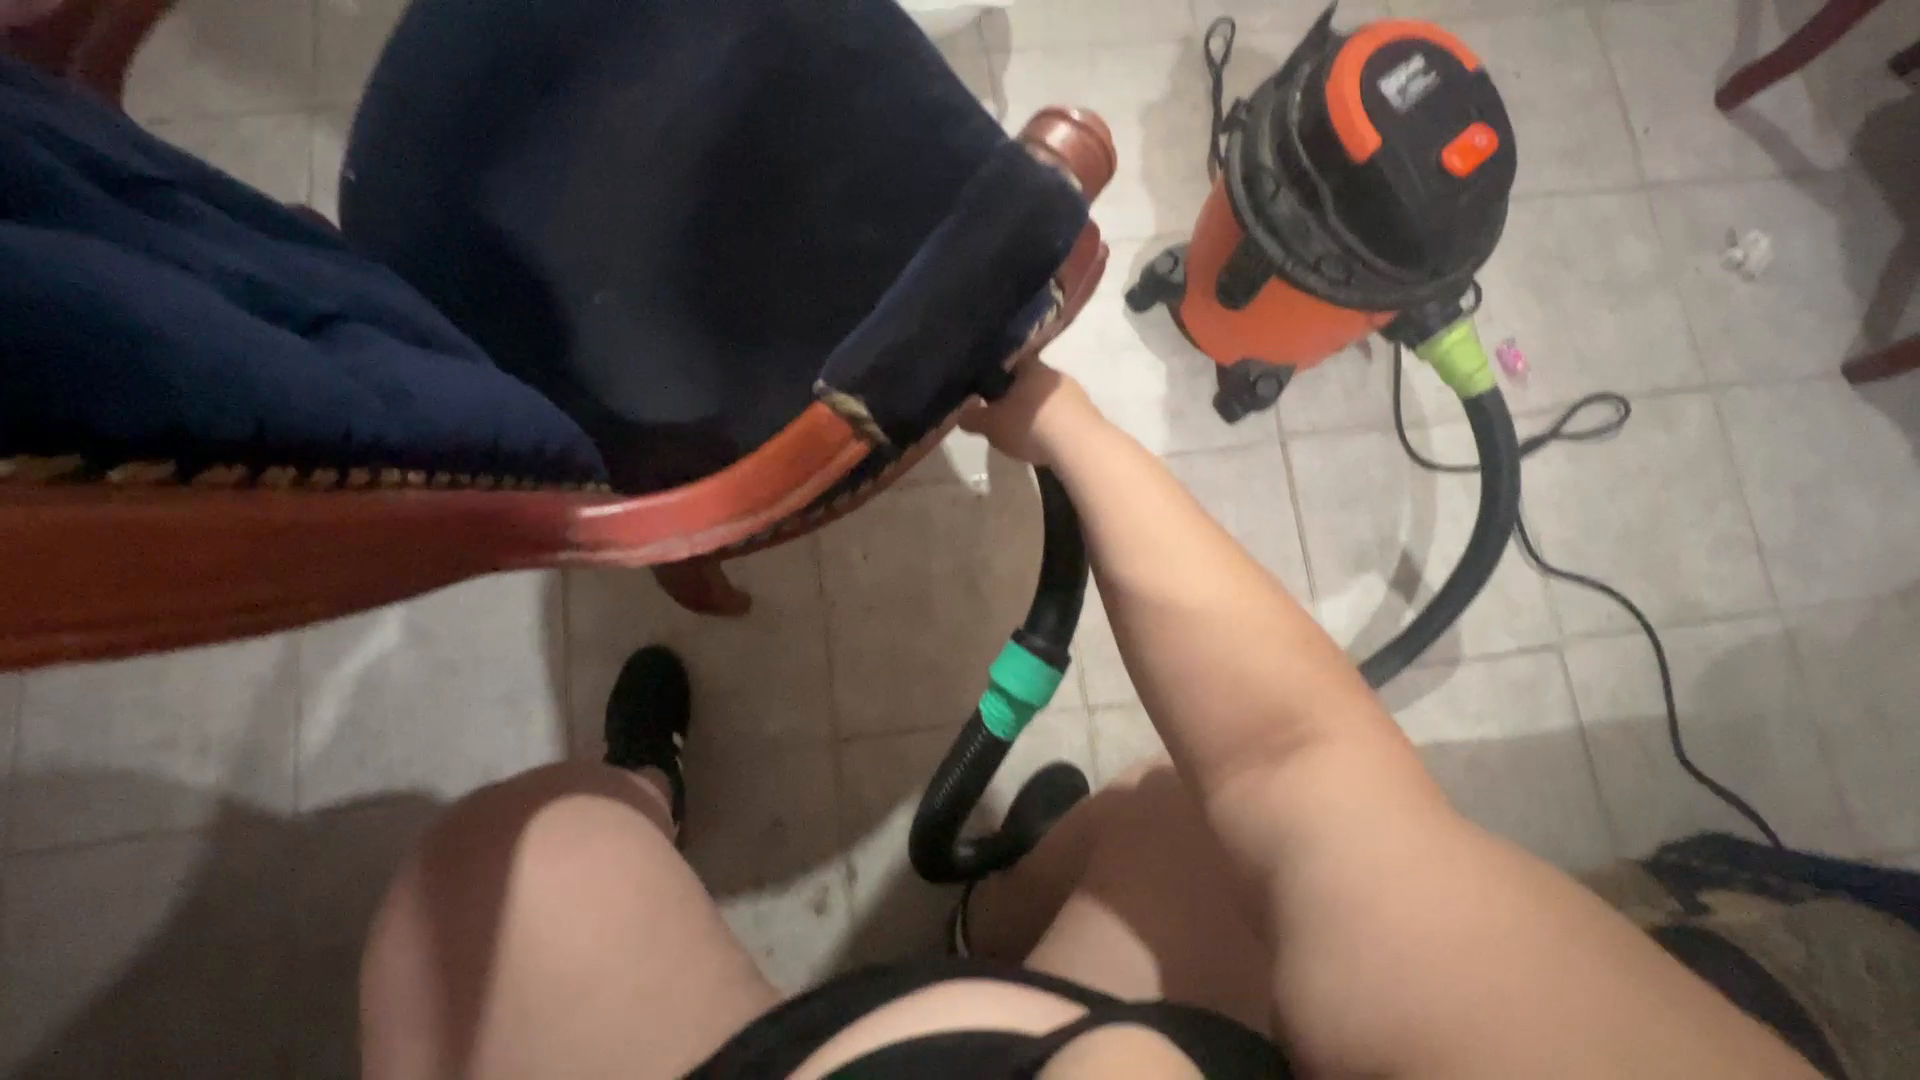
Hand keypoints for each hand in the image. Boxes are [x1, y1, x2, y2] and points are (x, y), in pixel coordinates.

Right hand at [958, 360, 1101, 467]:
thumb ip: (973, 418)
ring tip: (1026, 430)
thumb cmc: (1030, 426)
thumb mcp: (992, 426)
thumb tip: (961, 413)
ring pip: (1049, 398)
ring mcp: (1075, 392)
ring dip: (1038, 410)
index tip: (987, 389)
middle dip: (1018, 395)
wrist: (1079, 446)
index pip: (1010, 361)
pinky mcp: (1089, 413)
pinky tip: (1047, 440)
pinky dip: (1054, 424)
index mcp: (1030, 367)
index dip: (997, 374)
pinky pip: (1064, 414)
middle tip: (1004, 413)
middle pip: (1031, 380)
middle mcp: (1055, 374)